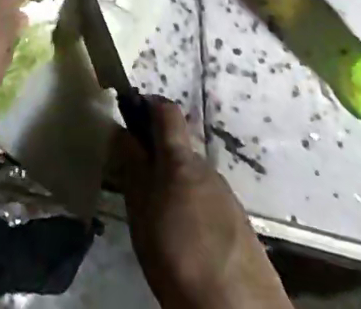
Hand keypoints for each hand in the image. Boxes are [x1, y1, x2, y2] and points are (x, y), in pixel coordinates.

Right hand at [113, 98, 293, 308]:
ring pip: (193, 179)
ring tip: (157, 220)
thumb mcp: (141, 213)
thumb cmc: (177, 255)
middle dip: (156, 158)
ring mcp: (227, 197)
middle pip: (179, 150)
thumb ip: (132, 169)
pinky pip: (209, 203)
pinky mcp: (239, 225)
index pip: (167, 111)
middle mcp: (207, 169)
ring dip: (174, 187)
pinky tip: (185, 242)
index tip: (130, 111)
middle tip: (134, 182)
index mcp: (180, 161)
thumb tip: (121, 131)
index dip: (148, 104)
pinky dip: (193, 211)